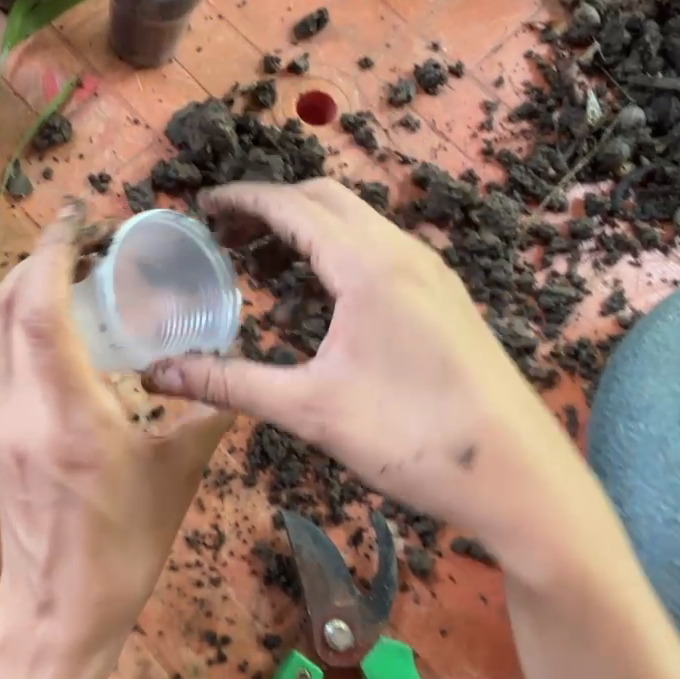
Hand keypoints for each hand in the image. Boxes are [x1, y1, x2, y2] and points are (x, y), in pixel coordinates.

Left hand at [0, 202, 233, 668]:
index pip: (38, 310)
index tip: (80, 216)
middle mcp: (21, 408)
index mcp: (68, 415)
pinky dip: (20, 318)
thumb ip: (205, 414)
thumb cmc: (123, 549)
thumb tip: (231, 370)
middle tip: (83, 237)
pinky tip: (60, 322)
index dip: (54, 251)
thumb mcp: (177, 477)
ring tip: (71, 267)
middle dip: (38, 256)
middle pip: (3, 305)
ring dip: (24, 284)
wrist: (58, 613)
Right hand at [146, 179, 595, 581]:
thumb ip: (230, 384)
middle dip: (271, 205)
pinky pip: (379, 245)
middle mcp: (403, 252)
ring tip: (260, 260)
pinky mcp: (445, 295)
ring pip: (357, 220)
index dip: (242, 199)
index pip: (293, 206)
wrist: (524, 480)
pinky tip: (318, 290)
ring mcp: (432, 271)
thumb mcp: (312, 411)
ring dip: (305, 225)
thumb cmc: (413, 438)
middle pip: (326, 198)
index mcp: (369, 265)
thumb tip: (155, 376)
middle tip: (225, 234)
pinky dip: (336, 246)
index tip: (201, 204)